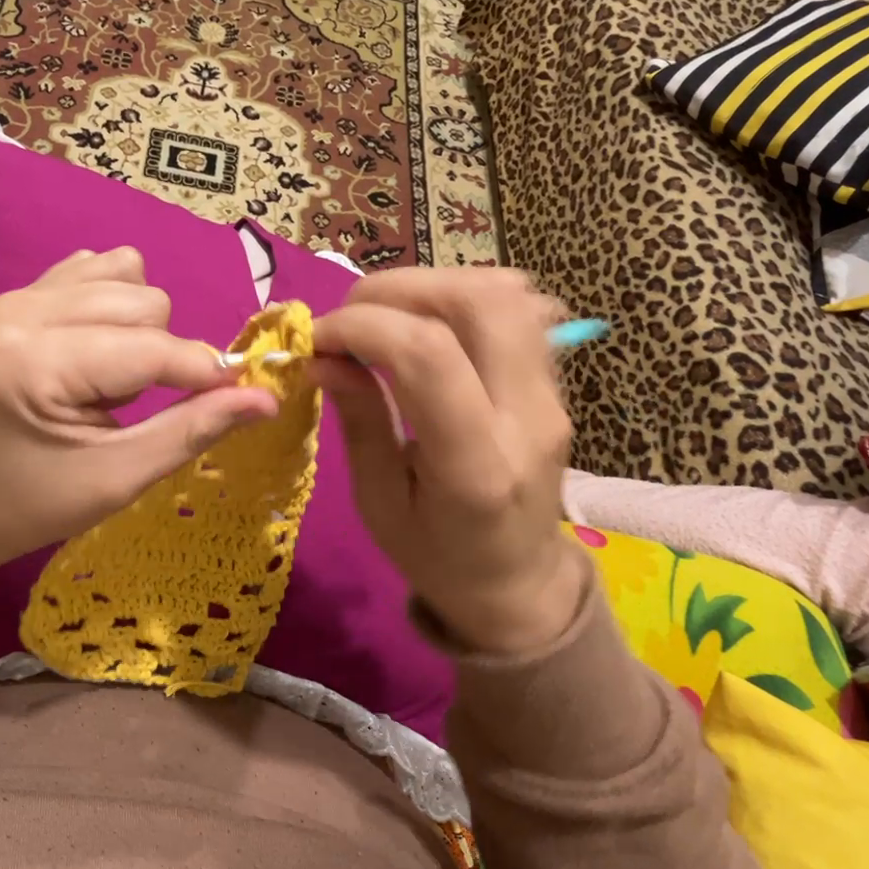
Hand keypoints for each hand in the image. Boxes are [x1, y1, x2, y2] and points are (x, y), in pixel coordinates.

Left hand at [0, 247, 279, 586]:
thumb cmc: (42, 499)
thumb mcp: (120, 477)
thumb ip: (193, 429)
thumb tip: (267, 397)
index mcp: (34, 365)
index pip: (147, 348)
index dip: (204, 371)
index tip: (239, 398)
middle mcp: (21, 312)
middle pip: (146, 301)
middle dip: (162, 355)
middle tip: (129, 404)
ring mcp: (19, 294)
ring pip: (130, 275)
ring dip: (142, 327)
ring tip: (109, 378)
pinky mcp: (25, 290)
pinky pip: (103, 267)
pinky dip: (120, 305)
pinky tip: (99, 348)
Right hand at [312, 268, 586, 653]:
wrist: (518, 582)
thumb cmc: (435, 556)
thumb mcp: (378, 503)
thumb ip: (359, 421)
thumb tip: (324, 356)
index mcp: (476, 466)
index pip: (428, 355)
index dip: (361, 327)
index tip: (315, 342)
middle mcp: (526, 417)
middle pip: (478, 302)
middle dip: (397, 290)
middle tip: (348, 318)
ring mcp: (551, 394)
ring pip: (505, 291)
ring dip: (430, 286)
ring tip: (383, 317)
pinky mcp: (553, 381)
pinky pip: (518, 308)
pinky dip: (460, 296)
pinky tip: (424, 325)